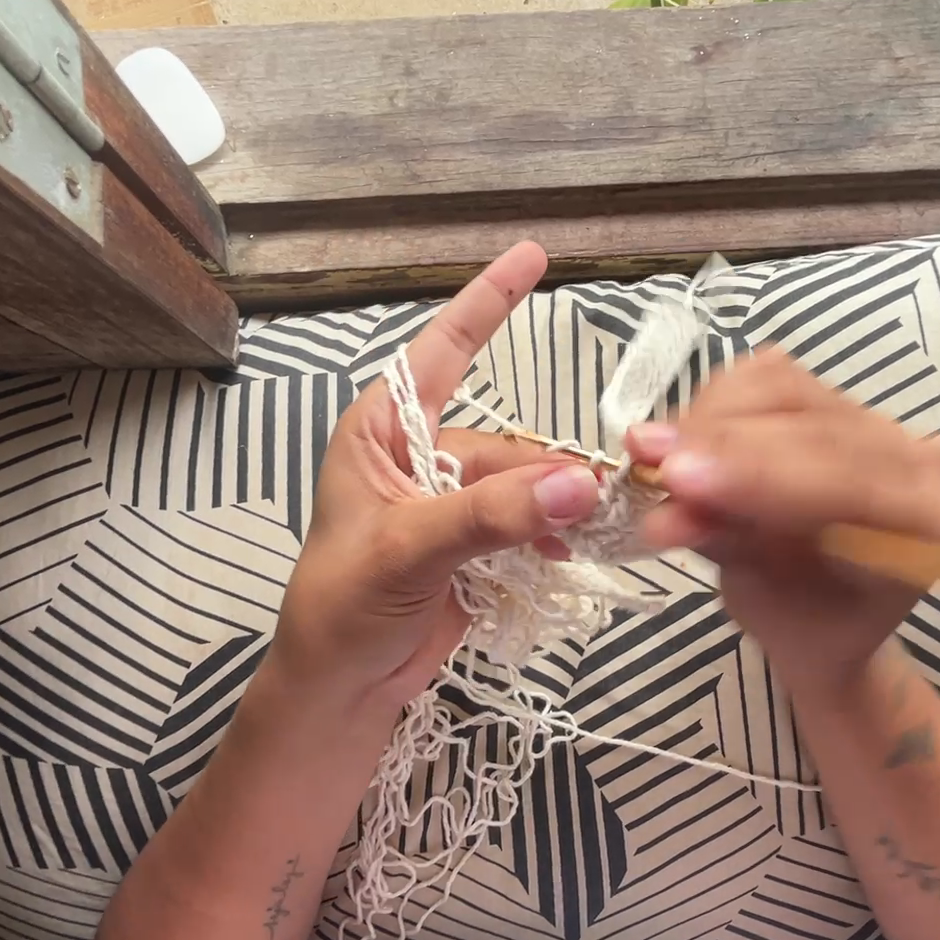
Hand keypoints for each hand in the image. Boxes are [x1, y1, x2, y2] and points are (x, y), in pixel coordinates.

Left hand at [269, 242, 601, 713]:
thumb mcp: (407, 549)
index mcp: (381, 433)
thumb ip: (489, 515)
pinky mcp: (471, 545)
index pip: (439, 353)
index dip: (487, 302)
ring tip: (588, 534)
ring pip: (523, 487)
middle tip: (596, 503)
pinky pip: (526, 524)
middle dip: (545, 472)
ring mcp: (448, 503)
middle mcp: (417, 458)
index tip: (533, 254)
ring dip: (555, 508)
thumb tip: (579, 484)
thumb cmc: (344, 606)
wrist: (343, 685)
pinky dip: (550, 536)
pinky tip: (568, 555)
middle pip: (502, 443)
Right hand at [624, 350, 939, 683]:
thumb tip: (660, 514)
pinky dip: (713, 405)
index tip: (679, 476)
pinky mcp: (832, 401)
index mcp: (928, 530)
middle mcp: (918, 463)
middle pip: (814, 425)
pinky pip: (766, 380)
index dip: (757, 472)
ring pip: (784, 389)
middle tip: (645, 455)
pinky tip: (684, 439)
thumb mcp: (763, 603)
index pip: (847, 481)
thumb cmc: (803, 625)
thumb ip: (726, 545)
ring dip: (708, 418)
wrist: (824, 612)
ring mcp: (877, 423)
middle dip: (721, 441)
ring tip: (650, 450)